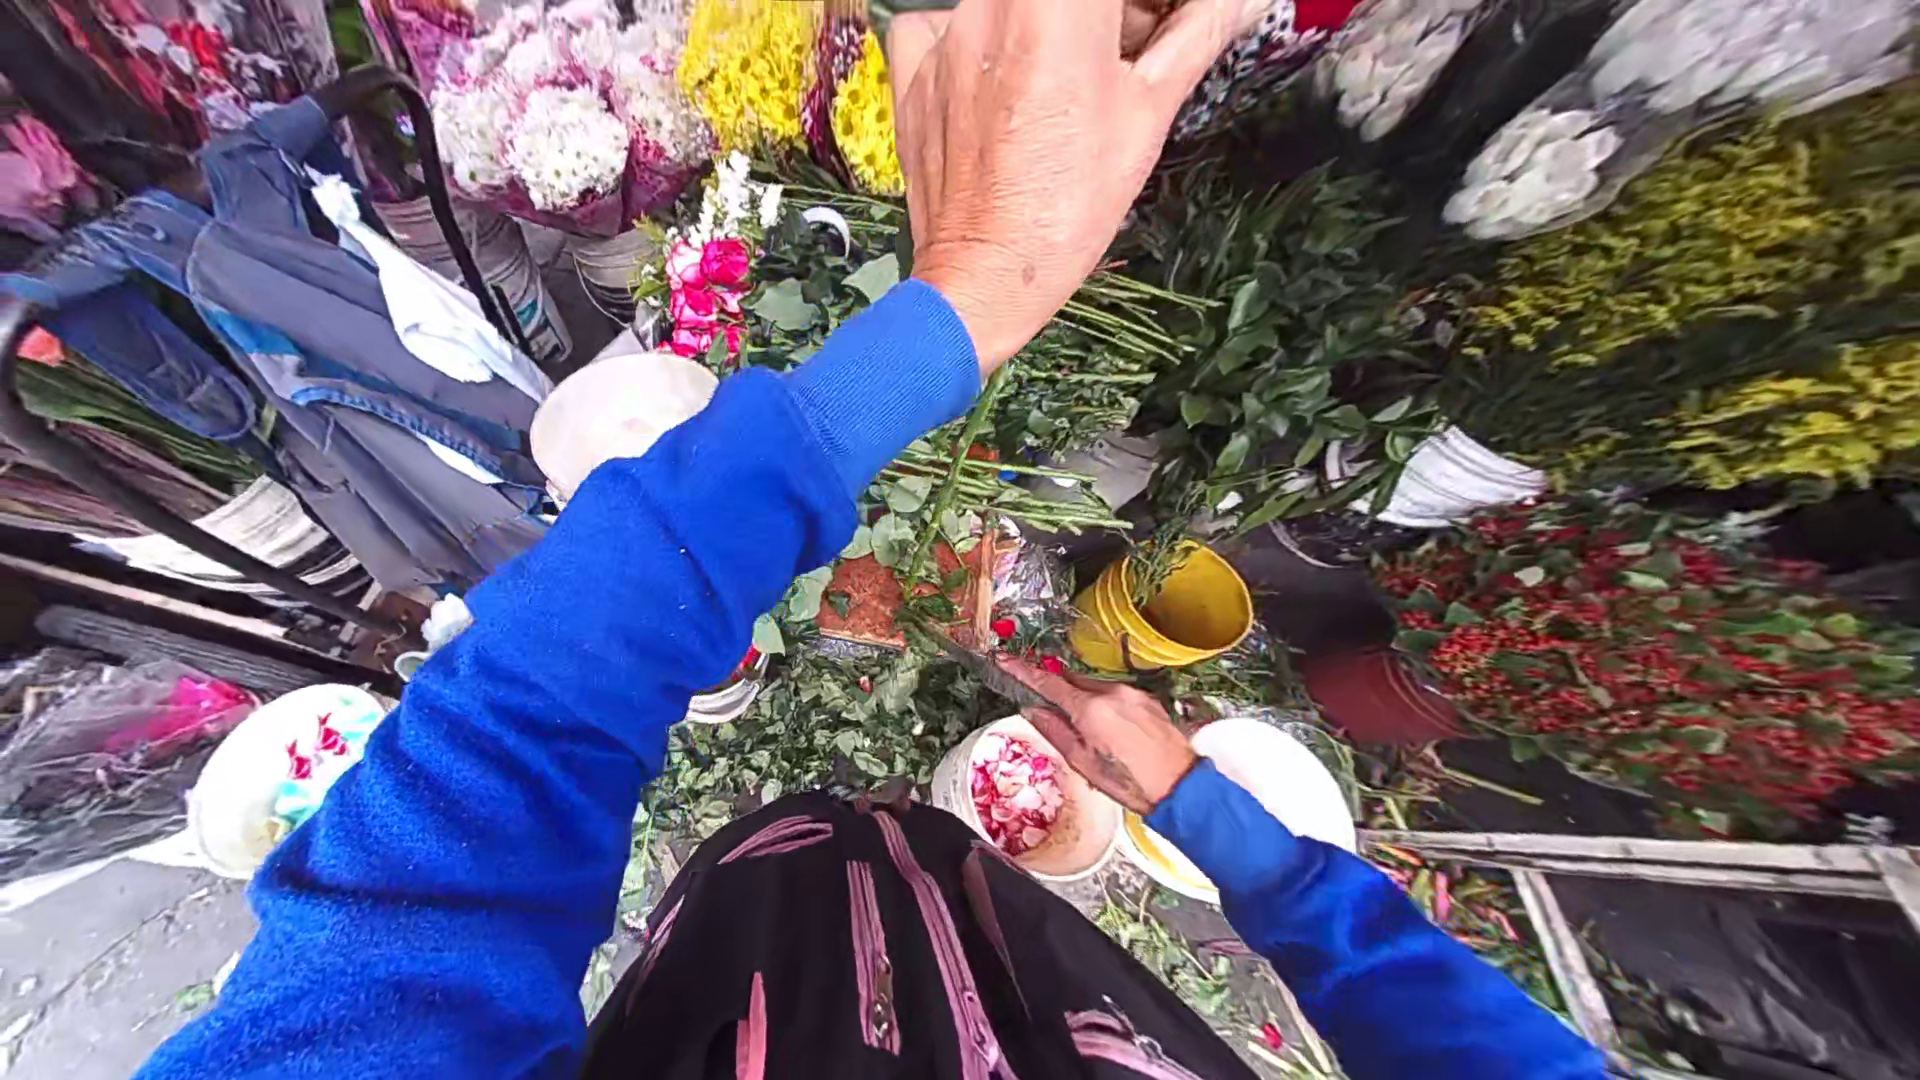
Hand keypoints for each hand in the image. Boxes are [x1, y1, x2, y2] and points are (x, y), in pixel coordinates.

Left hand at [887, 0, 1252, 372]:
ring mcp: (943, 39)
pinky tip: (992, 91)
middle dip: (1100, 15)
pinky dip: (971, 49)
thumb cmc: (1068, 213)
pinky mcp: (911, 80)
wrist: (985, 284)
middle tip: (1122, 59)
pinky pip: (939, 32)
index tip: (1149, 33)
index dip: (1141, 9)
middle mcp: (991, 1)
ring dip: (1044, 28)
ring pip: (1006, 4)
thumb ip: (1195, 34)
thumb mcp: (1145, 120)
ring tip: (1057, 96)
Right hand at [996, 655, 1198, 815]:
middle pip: (1071, 681)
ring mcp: (1131, 692)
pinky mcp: (1146, 698)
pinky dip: (1105, 704)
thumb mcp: (1082, 763)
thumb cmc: (1130, 782)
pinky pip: (1115, 693)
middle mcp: (1110, 692)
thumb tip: (1032, 709)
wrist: (1181, 787)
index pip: (1047, 682)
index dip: (1022, 671)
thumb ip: (1054, 731)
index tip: (1005, 660)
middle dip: (1058, 690)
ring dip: (1083, 699)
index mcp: (1089, 708)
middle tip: (1052, 711)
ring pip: (1094, 686)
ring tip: (1089, 731)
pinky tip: (1111, 729)